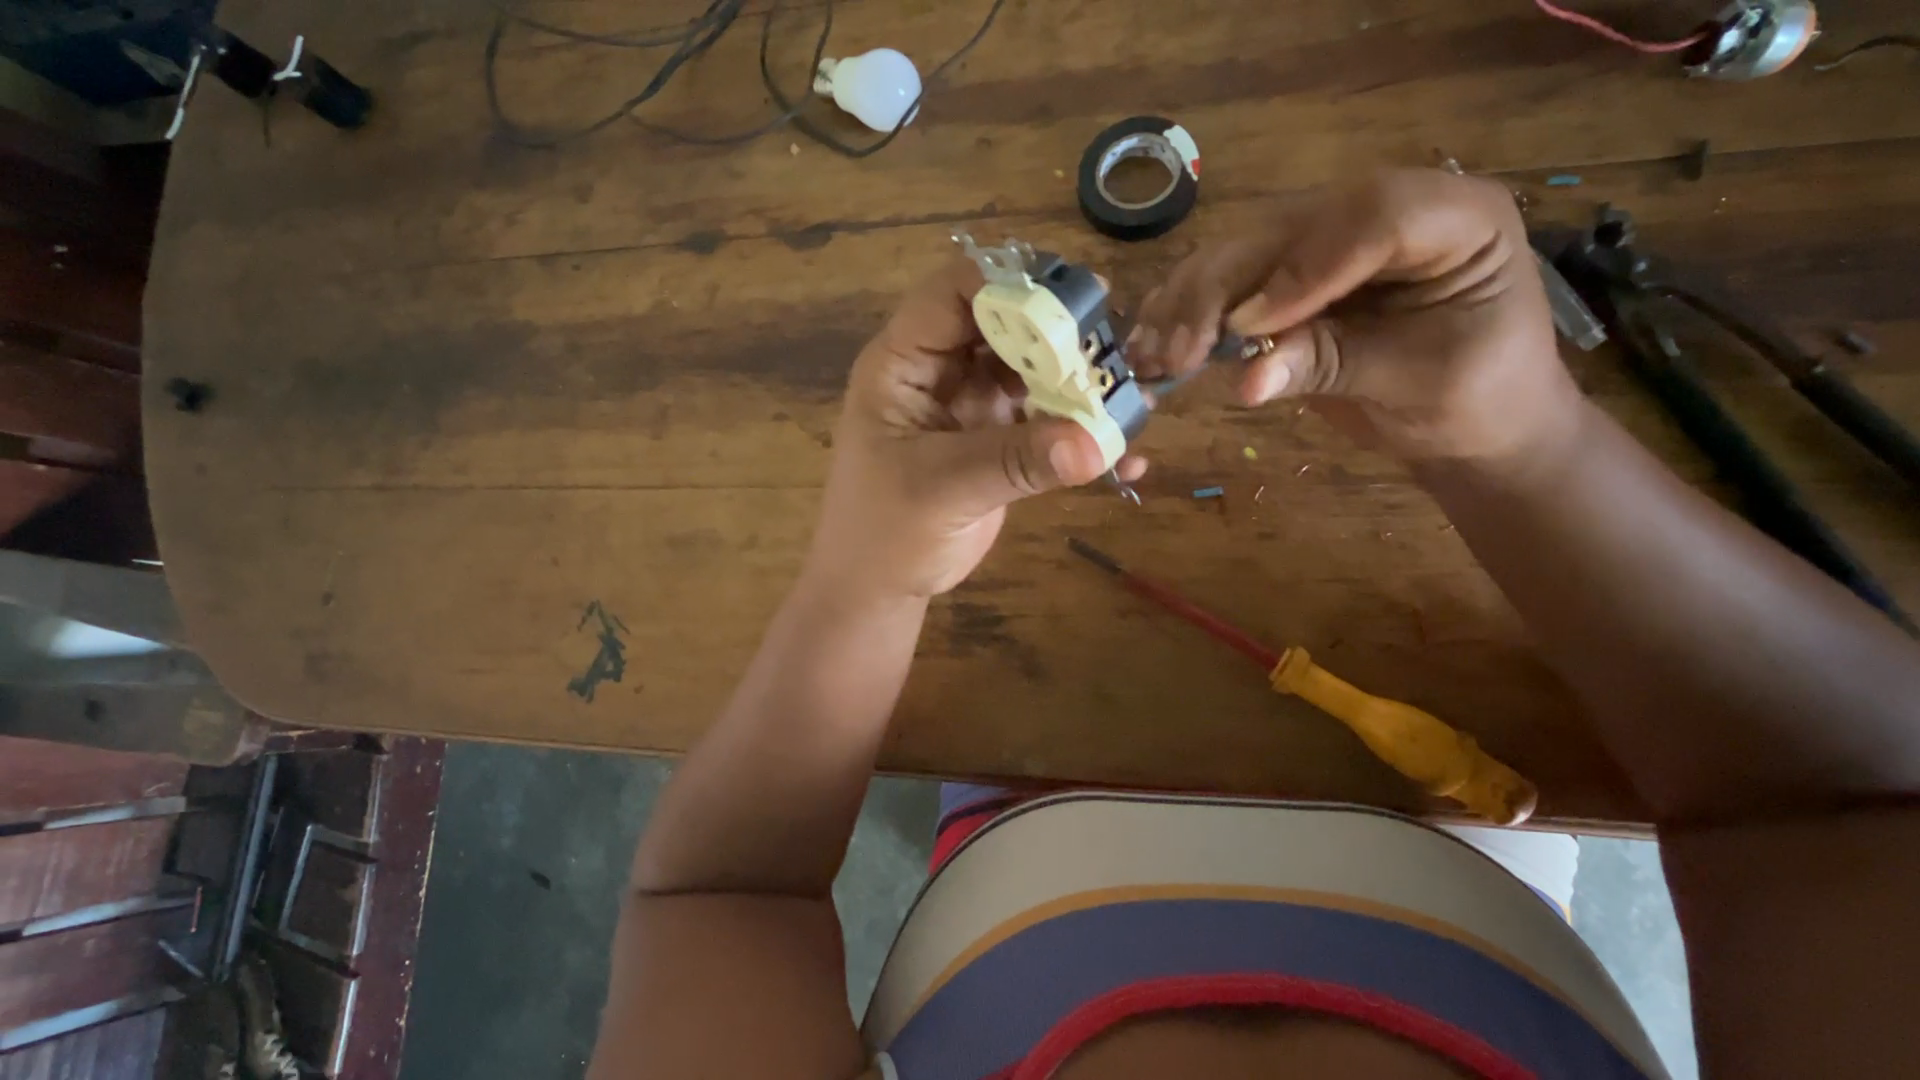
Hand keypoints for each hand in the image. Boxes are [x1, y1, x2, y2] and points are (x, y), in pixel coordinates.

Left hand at [804, 259, 1146, 600]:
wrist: (879, 588)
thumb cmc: (885, 532)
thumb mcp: (943, 489)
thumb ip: (1017, 461)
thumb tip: (1097, 444)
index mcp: (904, 363)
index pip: (952, 294)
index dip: (1007, 284)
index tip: (1072, 295)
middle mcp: (940, 372)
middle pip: (1003, 324)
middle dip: (1058, 331)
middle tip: (1115, 343)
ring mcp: (972, 405)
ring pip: (1032, 368)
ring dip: (1078, 379)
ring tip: (1132, 393)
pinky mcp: (998, 439)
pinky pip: (1046, 419)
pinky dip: (1080, 431)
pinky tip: (1122, 454)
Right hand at [1128, 169, 1582, 466]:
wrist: (1474, 422)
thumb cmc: (1473, 401)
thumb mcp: (1414, 384)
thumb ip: (1333, 366)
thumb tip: (1246, 380)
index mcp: (1456, 219)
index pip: (1374, 216)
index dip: (1305, 268)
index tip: (1247, 328)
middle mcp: (1384, 210)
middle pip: (1288, 230)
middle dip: (1223, 290)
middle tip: (1177, 352)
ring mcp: (1331, 239)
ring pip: (1244, 251)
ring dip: (1189, 303)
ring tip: (1150, 356)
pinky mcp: (1290, 273)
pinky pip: (1230, 280)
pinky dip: (1187, 312)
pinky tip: (1150, 343)